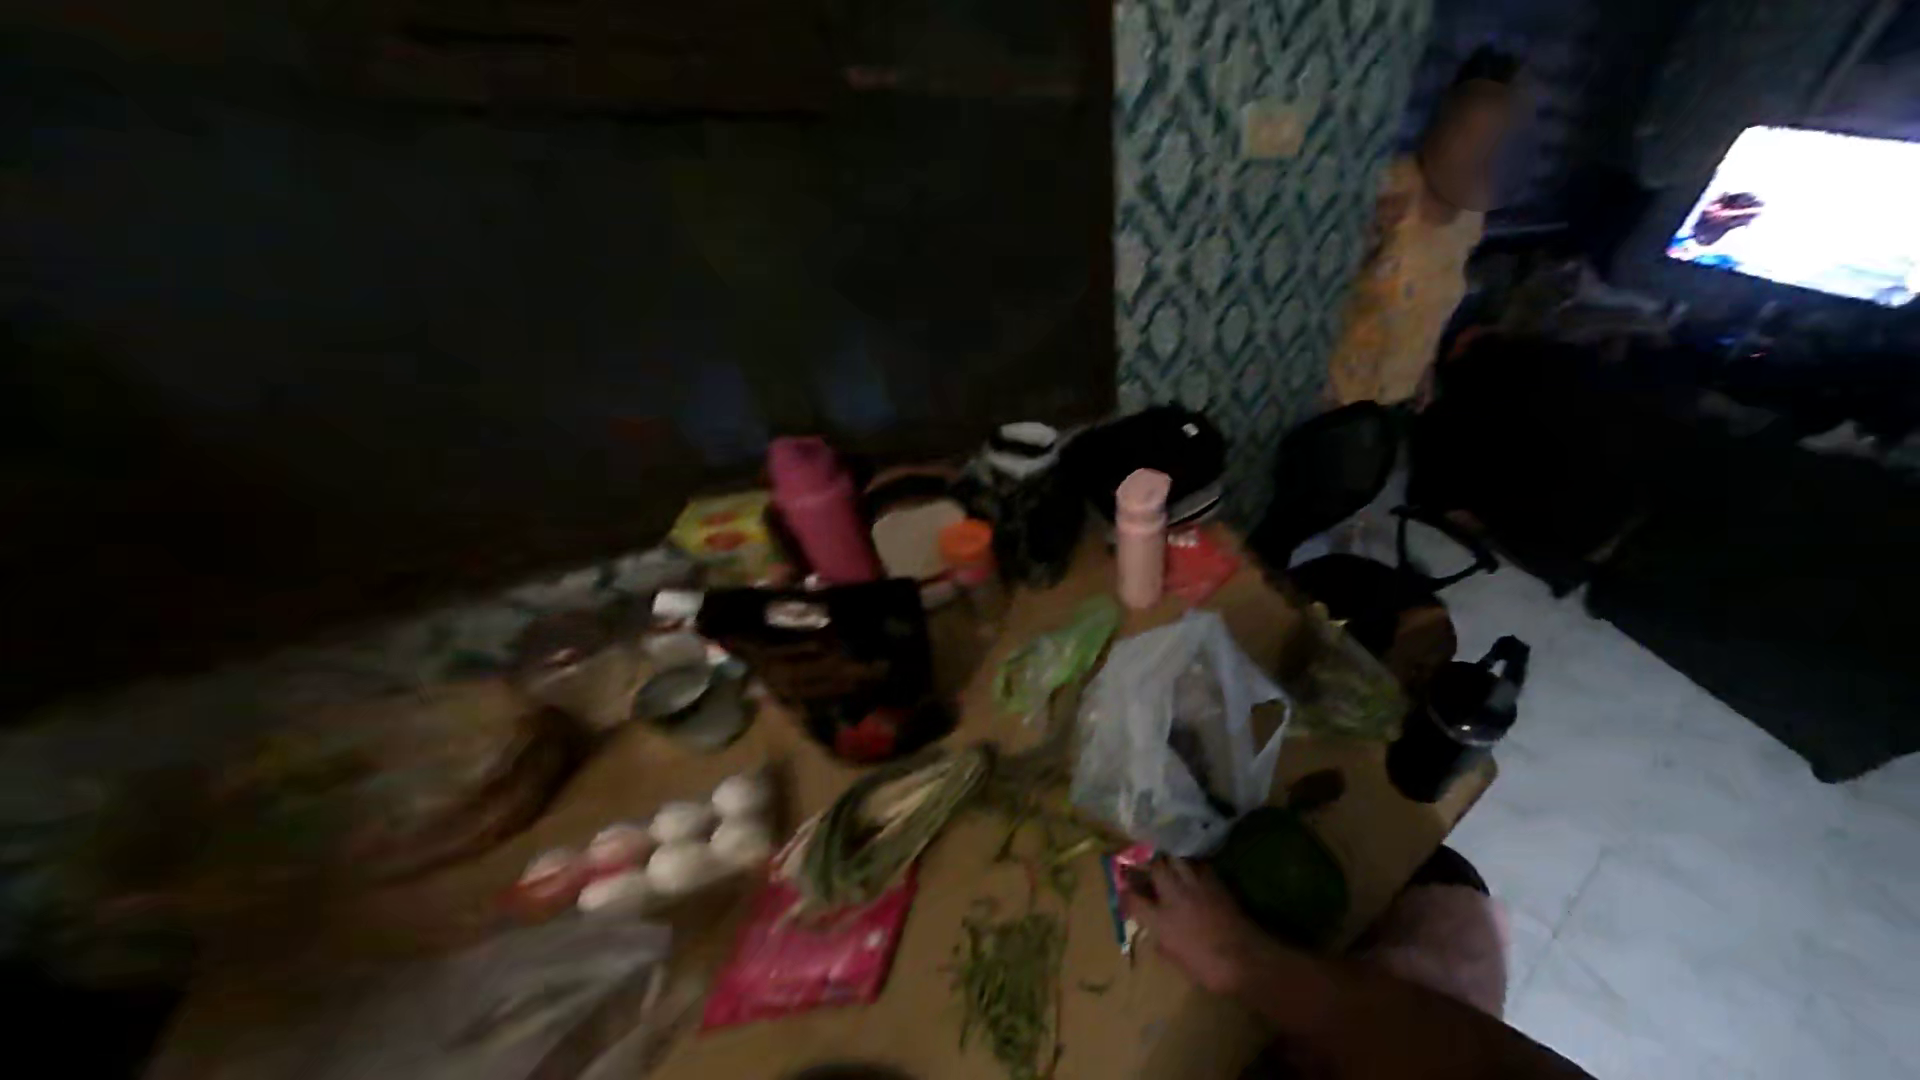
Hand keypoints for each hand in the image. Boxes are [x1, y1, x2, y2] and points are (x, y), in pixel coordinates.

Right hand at [1123, 857, 1281, 995]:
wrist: (1246, 960)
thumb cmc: (1210, 969)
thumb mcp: (1179, 963)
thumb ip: (1162, 944)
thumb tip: (1154, 935)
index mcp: (1160, 920)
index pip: (1132, 899)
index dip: (1125, 894)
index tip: (1123, 892)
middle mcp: (1173, 896)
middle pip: (1153, 868)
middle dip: (1146, 865)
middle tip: (1144, 869)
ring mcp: (1194, 886)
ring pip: (1175, 860)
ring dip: (1168, 861)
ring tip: (1167, 865)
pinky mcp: (1213, 883)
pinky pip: (1197, 865)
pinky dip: (1191, 866)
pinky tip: (1192, 872)